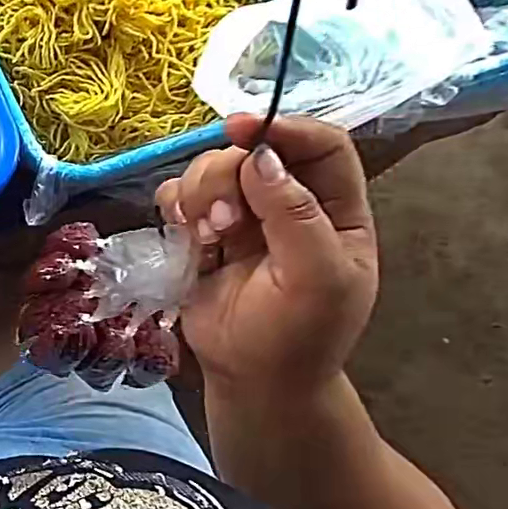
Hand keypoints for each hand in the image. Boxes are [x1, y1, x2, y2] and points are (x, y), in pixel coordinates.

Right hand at [155, 113, 377, 397]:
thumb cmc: (297, 336)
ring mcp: (240, 218)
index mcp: (333, 210)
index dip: (284, 129)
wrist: (253, 380)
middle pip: (251, 153)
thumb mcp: (316, 279)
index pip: (320, 145)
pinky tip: (183, 234)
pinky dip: (174, 206)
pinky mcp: (199, 234)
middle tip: (221, 224)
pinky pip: (178, 196)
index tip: (241, 130)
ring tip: (205, 239)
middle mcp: (286, 204)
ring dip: (198, 195)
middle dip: (226, 177)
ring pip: (210, 170)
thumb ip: (295, 215)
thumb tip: (261, 158)